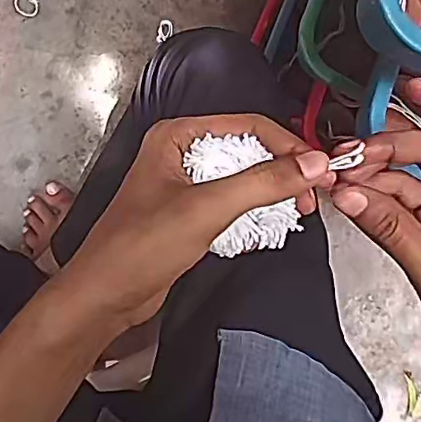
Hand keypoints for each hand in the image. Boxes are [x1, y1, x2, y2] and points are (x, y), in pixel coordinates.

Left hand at [51, 114, 333, 327]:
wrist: (106, 295)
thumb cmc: (132, 249)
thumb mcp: (206, 209)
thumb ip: (261, 183)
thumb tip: (307, 165)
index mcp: (176, 137)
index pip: (247, 126)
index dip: (287, 144)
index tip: (315, 166)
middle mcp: (180, 155)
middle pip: (248, 149)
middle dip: (282, 169)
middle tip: (309, 191)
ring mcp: (185, 184)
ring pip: (243, 176)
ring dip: (271, 191)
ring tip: (295, 207)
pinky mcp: (190, 212)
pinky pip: (233, 201)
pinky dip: (254, 209)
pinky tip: (268, 221)